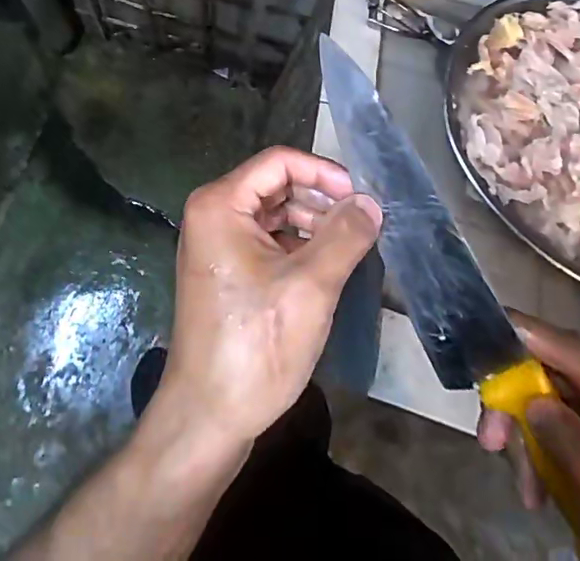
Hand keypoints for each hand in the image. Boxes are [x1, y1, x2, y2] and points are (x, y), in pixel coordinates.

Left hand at [158, 146, 382, 444]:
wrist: (208, 417)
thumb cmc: (256, 344)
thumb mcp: (311, 285)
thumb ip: (345, 235)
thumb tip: (371, 202)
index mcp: (220, 204)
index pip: (279, 162)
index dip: (323, 172)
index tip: (360, 197)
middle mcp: (212, 215)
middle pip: (276, 185)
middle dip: (320, 199)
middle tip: (362, 223)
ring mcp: (216, 245)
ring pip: (274, 214)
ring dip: (313, 223)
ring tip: (351, 246)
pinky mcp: (226, 271)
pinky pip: (267, 240)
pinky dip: (298, 246)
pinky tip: (327, 266)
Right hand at [478, 313, 579, 560]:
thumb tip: (534, 401)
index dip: (536, 335)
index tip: (489, 326)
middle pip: (565, 377)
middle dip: (520, 400)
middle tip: (489, 442)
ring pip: (560, 400)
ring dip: (530, 432)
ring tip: (526, 489)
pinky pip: (570, 424)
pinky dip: (546, 448)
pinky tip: (541, 489)